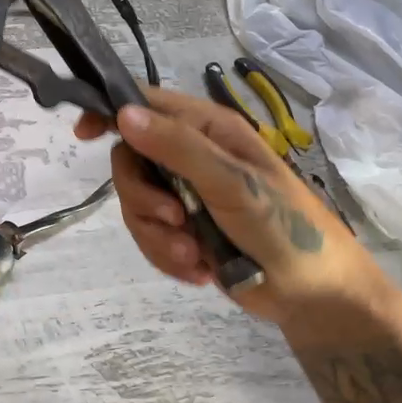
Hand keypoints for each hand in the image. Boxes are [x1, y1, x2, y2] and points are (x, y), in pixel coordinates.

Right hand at [77, 87, 386, 327]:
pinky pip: (148, 234)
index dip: (109, 113)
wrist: (318, 298)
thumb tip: (122, 114)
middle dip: (142, 197)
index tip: (83, 134)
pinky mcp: (183, 230)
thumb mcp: (231, 182)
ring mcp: (186, 194)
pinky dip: (167, 255)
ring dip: (158, 235)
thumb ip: (176, 147)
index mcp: (207, 129)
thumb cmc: (285, 227)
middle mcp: (191, 155)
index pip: (144, 104)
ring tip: (194, 256)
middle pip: (130, 161)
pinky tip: (200, 270)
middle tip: (172, 219)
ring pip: (135, 203)